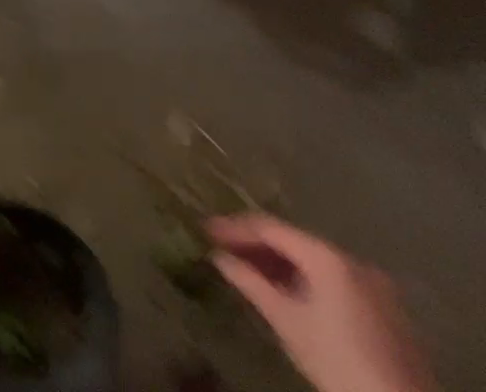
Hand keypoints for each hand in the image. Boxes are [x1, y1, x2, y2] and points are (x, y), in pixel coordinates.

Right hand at [207, 215, 434, 391]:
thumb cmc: (332, 355)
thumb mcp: (282, 317)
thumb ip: (248, 281)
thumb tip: (218, 256)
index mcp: (328, 260)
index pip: (271, 228)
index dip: (234, 227)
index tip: (203, 230)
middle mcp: (353, 262)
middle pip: (293, 240)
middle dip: (254, 243)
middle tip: (218, 247)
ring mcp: (371, 283)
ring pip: (312, 259)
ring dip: (276, 260)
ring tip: (243, 267)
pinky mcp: (379, 303)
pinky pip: (330, 275)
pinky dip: (300, 274)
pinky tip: (279, 286)